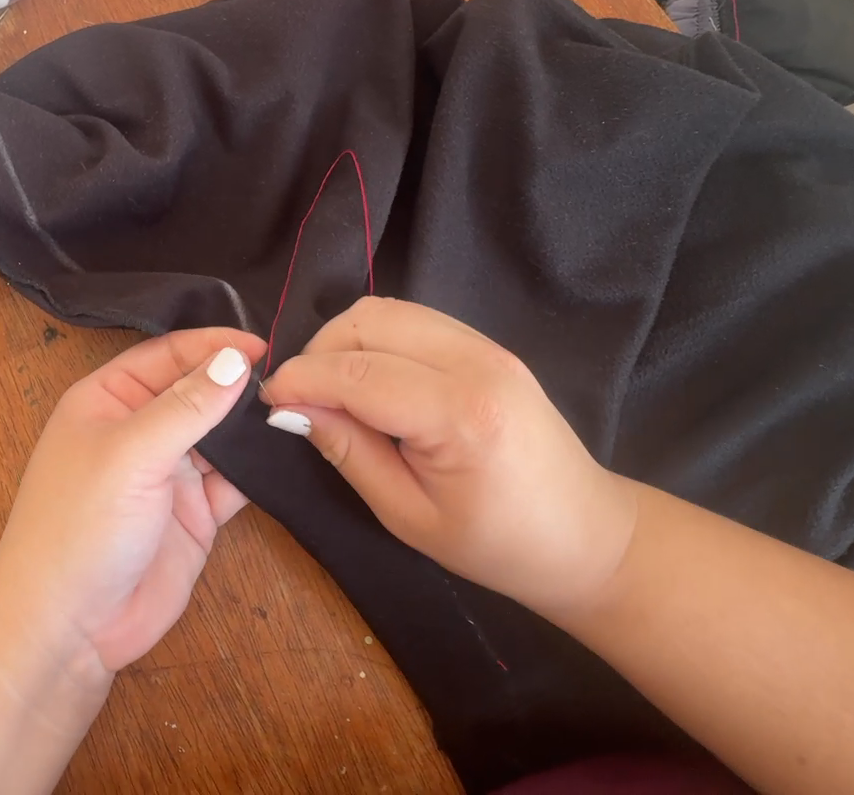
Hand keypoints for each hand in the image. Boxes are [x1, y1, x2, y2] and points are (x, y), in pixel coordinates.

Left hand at [0, 327, 264, 677]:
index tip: (263, 344)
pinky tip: (290, 451)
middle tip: (294, 373)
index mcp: (110, 398)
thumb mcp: (130, 454)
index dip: (212, 344)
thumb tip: (235, 358)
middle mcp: (141, 428)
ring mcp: (169, 471)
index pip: (168, 354)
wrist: (70, 627)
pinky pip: (234, 479)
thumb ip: (186, 406)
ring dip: (252, 424)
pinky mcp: (195, 512)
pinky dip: (259, 468)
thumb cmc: (81, 524)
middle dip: (238, 381)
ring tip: (300, 406)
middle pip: (198, 389)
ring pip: (221, 433)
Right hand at [260, 296, 636, 615]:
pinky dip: (373, 338)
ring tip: (330, 388)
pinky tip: (367, 377)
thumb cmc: (497, 544)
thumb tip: (291, 408)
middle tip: (301, 399)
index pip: (356, 373)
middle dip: (318, 353)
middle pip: (367, 322)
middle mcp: (474, 361)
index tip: (267, 400)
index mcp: (459, 414)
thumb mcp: (407, 515)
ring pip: (385, 310)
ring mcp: (485, 345)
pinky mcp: (487, 344)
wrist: (586, 535)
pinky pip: (410, 318)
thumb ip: (348, 451)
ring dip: (343, 341)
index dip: (301, 379)